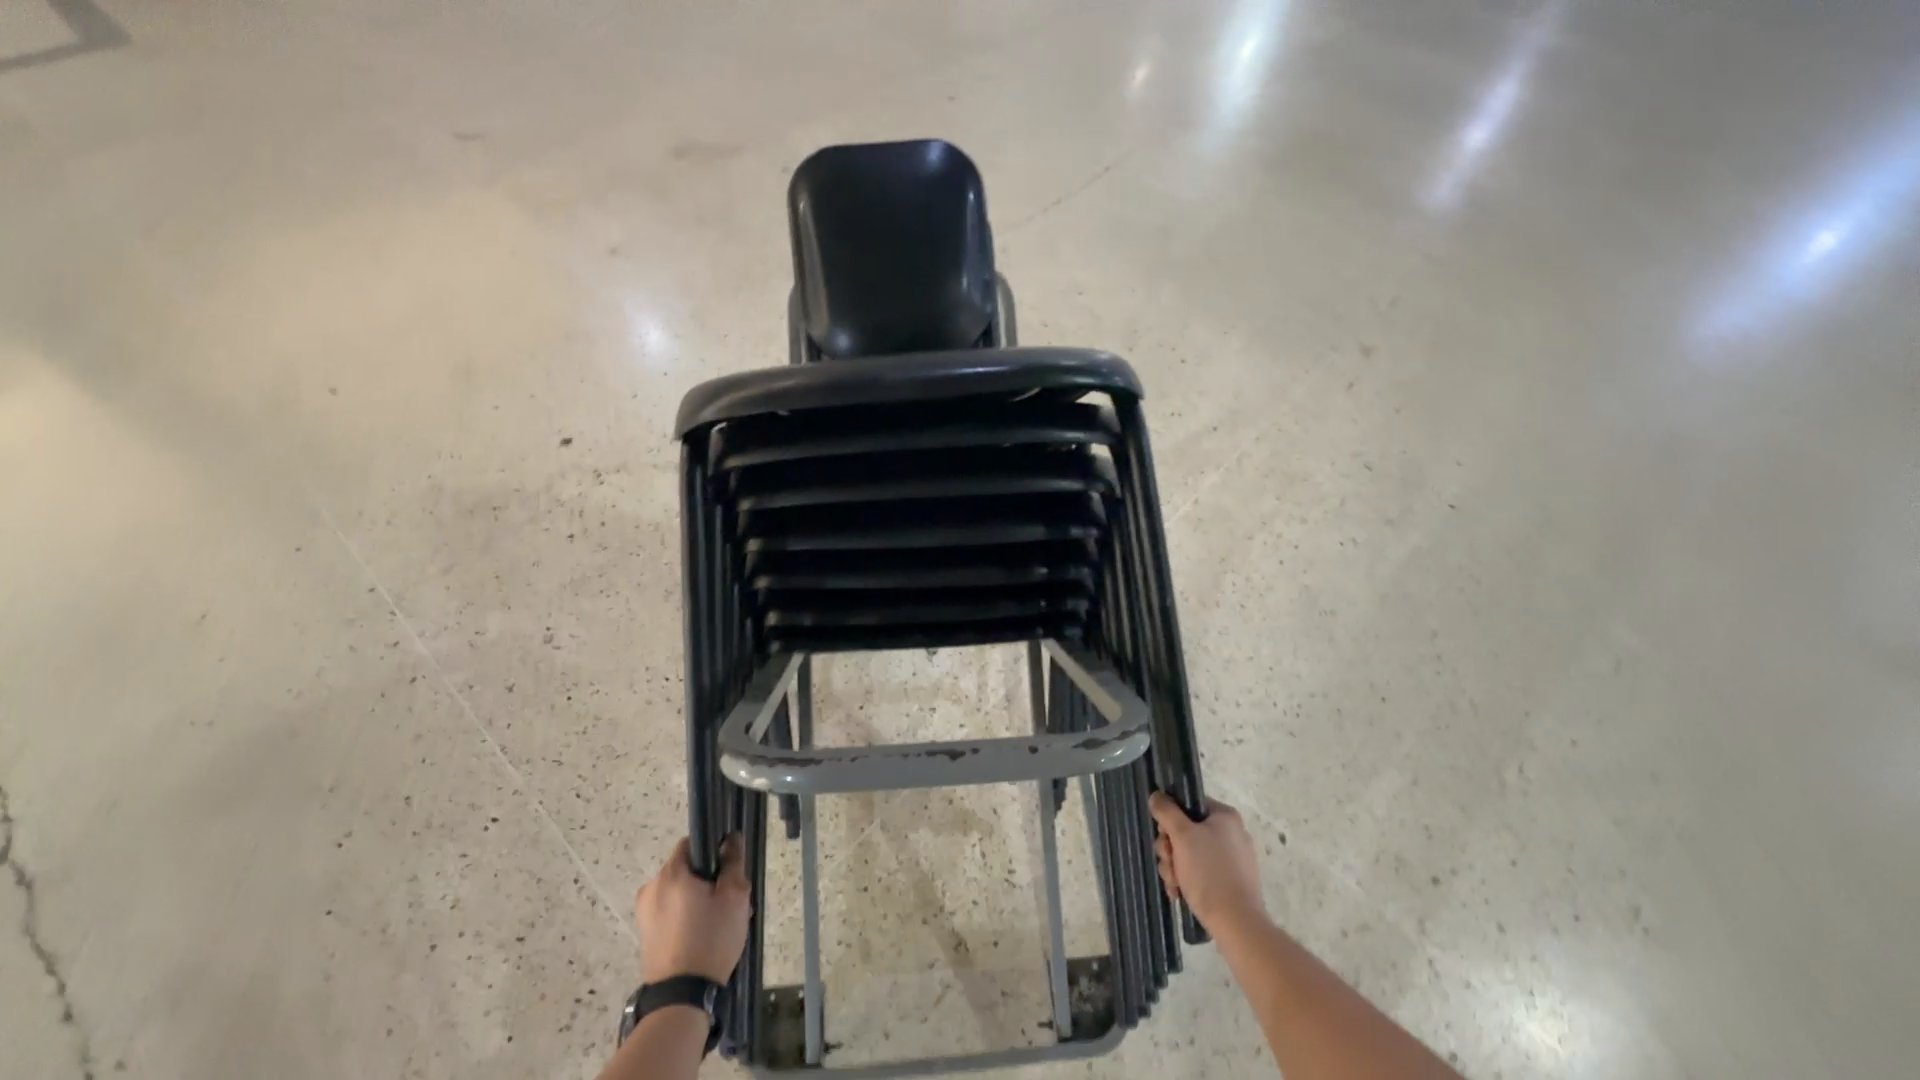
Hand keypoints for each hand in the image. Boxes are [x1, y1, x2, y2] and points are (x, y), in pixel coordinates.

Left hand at [635, 834, 751, 983]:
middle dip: (706, 880)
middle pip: (684, 870)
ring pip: (677, 893)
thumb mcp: (734, 898)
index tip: (727, 872)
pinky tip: (701, 937)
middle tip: (728, 902)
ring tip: (716, 923)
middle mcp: (651, 887)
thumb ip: (733, 863)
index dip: (713, 852)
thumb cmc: (711, 940)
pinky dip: (684, 917)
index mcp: (671, 873)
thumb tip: (731, 838)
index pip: (691, 844)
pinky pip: (668, 912)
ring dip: (695, 900)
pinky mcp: (644, 933)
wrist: (681, 995)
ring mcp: (644, 912)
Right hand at [1148, 794, 1267, 934]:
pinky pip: (1202, 872)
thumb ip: (1167, 812)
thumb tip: (1157, 795)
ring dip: (1175, 867)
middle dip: (1170, 850)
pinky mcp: (1231, 881)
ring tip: (1175, 884)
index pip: (1189, 805)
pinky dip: (1187, 880)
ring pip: (1190, 854)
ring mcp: (1233, 859)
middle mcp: (1232, 833)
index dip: (1171, 820)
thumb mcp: (1182, 837)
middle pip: (1186, 831)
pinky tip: (1180, 893)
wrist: (1236, 921)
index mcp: (1225, 817)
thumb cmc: (1209, 873)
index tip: (1165, 837)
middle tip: (1168, 863)